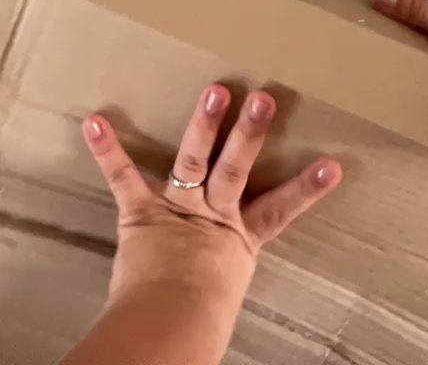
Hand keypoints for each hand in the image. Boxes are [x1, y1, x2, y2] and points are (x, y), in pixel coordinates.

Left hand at [81, 83, 341, 318]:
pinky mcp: (141, 212)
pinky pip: (123, 177)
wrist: (162, 335)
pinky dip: (108, 150)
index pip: (282, 209)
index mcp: (239, 237)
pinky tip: (95, 122)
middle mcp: (214, 213)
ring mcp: (178, 208)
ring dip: (204, 125)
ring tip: (214, 92)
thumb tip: (222, 277)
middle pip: (235, 167)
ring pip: (194, 159)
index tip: (331, 165)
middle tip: (262, 98)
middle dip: (250, 133)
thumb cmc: (196, 323)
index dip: (307, 188)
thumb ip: (225, 265)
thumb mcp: (221, 289)